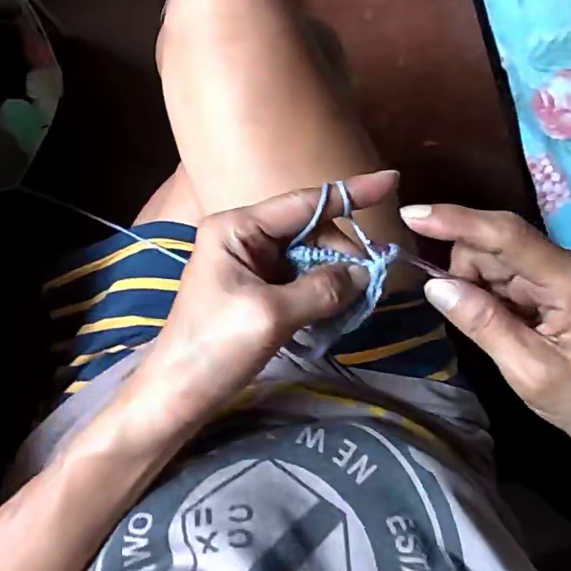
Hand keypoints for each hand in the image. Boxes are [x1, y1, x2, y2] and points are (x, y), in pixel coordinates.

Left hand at [129, 170, 398, 431]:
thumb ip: (321, 289)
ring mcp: (247, 263)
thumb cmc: (214, 347)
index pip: (303, 203)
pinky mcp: (253, 288)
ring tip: (350, 306)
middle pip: (309, 231)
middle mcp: (241, 236)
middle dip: (341, 254)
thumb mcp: (271, 315)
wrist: (178, 392)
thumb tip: (362, 273)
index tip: (393, 179)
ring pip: (307, 257)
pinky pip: (297, 279)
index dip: (350, 193)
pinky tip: (331, 313)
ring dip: (332, 277)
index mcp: (236, 228)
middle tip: (367, 286)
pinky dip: (318, 293)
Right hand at [401, 205, 570, 456]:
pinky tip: (500, 320)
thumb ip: (482, 323)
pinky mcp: (547, 281)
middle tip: (468, 318)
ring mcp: (558, 270)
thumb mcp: (526, 370)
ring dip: (473, 284)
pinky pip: (498, 270)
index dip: (457, 221)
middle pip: (493, 242)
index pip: (508, 236)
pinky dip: (483, 290)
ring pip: (489, 255)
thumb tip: (435, 285)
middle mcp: (568, 264)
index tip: (411, 215)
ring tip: (495, 329)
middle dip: (465, 271)